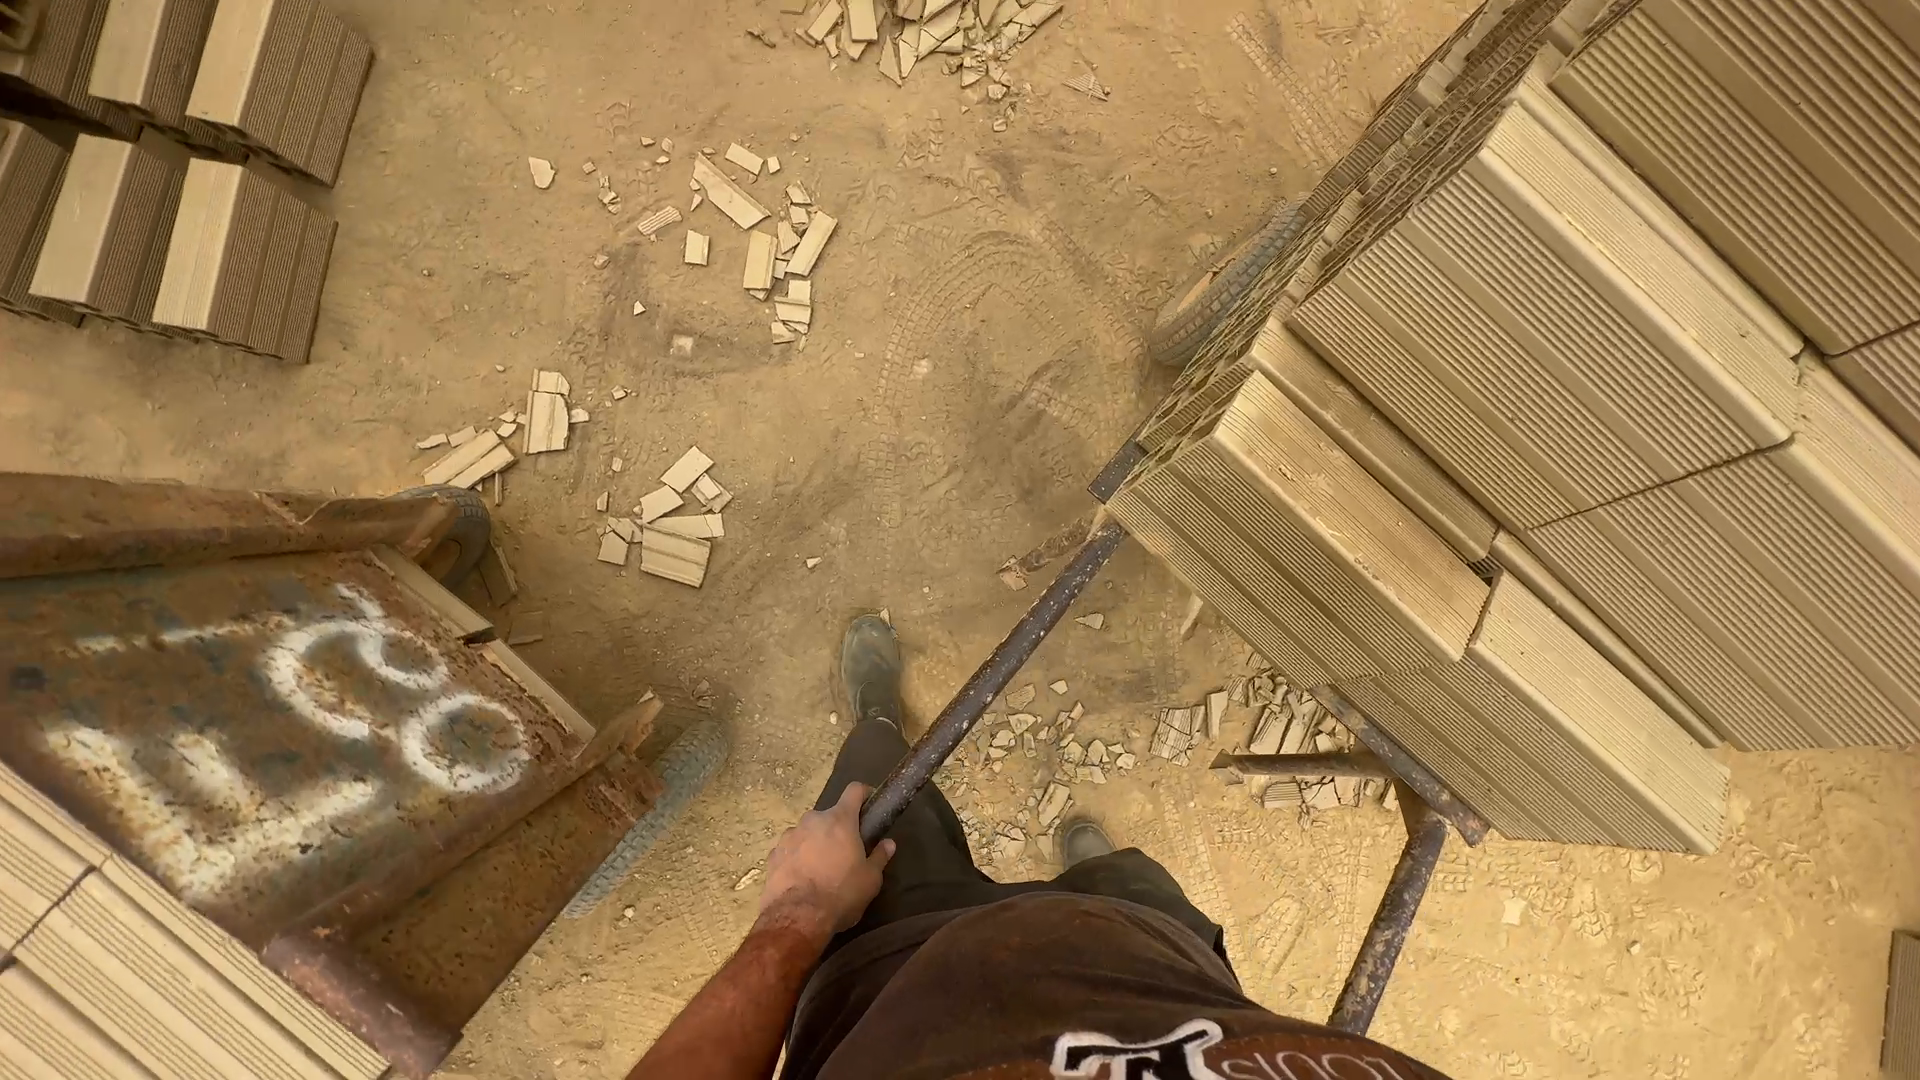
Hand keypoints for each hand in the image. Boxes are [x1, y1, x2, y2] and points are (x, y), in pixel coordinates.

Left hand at [758, 783, 894, 942]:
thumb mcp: (870, 879)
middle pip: (829, 816)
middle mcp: (813, 820)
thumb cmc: (840, 894)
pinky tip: (801, 879)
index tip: (869, 806)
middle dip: (838, 829)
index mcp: (840, 820)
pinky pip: (790, 849)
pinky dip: (797, 858)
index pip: (854, 790)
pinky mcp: (773, 854)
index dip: (864, 794)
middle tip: (845, 853)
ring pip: (808, 833)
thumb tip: (888, 843)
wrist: (796, 918)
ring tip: (820, 870)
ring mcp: (789, 835)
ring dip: (815, 844)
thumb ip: (880, 857)